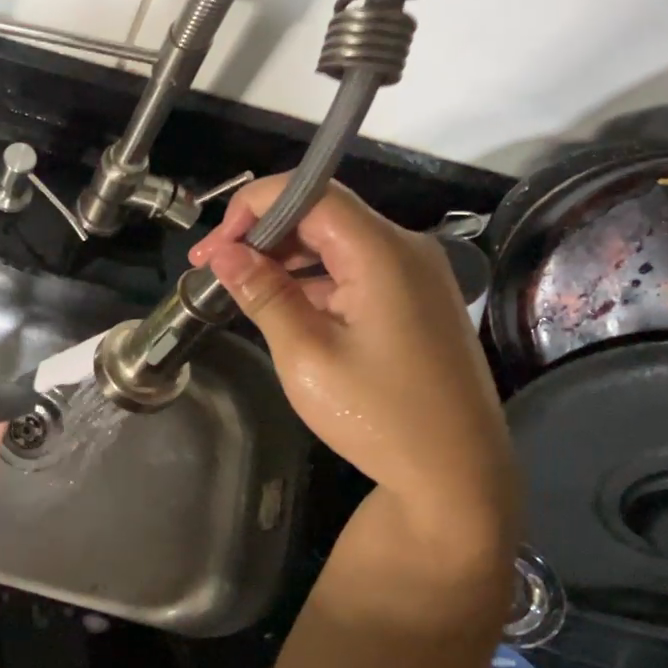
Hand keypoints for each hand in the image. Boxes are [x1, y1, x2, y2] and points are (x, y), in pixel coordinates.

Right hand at [189, 176, 512, 502]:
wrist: (455, 474)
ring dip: (286, 256)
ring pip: (338, 241)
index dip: (254, 206)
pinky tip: (282, 306)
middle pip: (325, 213)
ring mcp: (416, 275)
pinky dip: (314, 278)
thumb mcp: (306, 355)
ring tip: (238, 288)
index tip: (212, 247)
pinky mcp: (416, 301)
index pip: (312, 192)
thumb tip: (223, 254)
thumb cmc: (376, 416)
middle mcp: (406, 250)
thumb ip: (264, 294)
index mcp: (382, 254)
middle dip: (263, 232)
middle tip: (213, 268)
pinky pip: (356, 269)